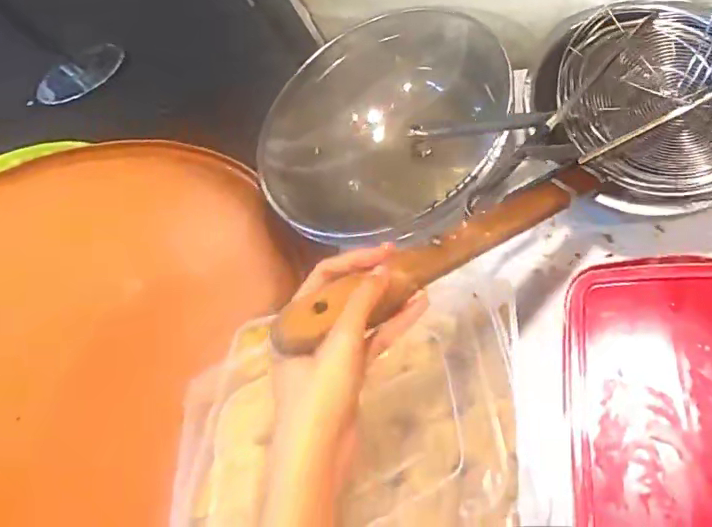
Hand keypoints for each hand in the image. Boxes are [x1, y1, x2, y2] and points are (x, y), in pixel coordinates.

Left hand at [261, 245, 427, 526]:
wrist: (317, 458)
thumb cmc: (320, 391)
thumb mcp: (341, 339)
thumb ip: (362, 299)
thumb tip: (383, 268)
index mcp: (294, 320)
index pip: (324, 275)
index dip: (355, 259)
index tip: (386, 252)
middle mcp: (309, 331)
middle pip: (343, 293)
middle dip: (372, 277)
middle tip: (400, 261)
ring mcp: (329, 353)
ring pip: (362, 316)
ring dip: (388, 299)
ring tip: (416, 282)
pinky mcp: (349, 371)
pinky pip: (373, 338)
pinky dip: (393, 324)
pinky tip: (418, 309)